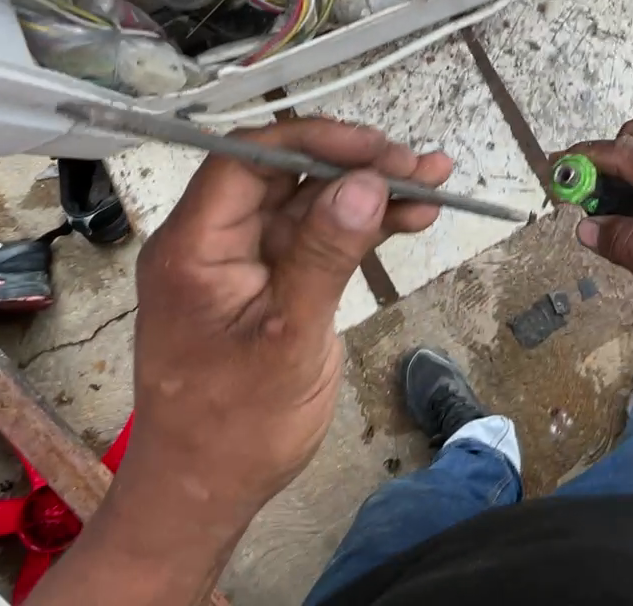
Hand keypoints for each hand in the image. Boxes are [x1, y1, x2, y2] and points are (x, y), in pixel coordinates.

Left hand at [117, 118, 452, 521]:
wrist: (214, 490)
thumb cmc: (236, 425)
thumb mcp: (287, 338)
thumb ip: (325, 255)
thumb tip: (367, 183)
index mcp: (195, 245)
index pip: (249, 160)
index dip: (314, 141)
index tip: (376, 149)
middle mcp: (221, 239)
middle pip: (289, 174)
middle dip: (357, 162)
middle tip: (418, 165)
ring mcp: (253, 258)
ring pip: (317, 202)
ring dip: (375, 190)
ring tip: (436, 179)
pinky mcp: (282, 278)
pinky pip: (328, 236)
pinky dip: (371, 224)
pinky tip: (416, 216)